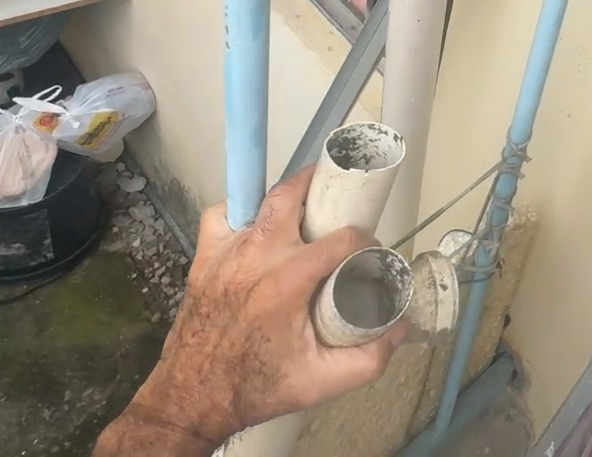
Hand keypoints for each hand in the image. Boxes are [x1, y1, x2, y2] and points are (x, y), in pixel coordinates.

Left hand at [94, 165, 406, 455]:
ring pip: (260, 201)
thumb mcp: (320, 382)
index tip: (369, 254)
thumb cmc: (256, 388)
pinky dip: (241, 212)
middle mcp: (256, 258)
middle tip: (340, 199)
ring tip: (305, 208)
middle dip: (322, 187)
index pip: (342, 239)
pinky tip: (257, 225)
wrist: (189, 403)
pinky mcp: (205, 259)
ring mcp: (227, 254)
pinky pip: (221, 216)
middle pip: (292, 195)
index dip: (364, 241)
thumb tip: (403, 326)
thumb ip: (370, 358)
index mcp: (287, 282)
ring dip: (286, 197)